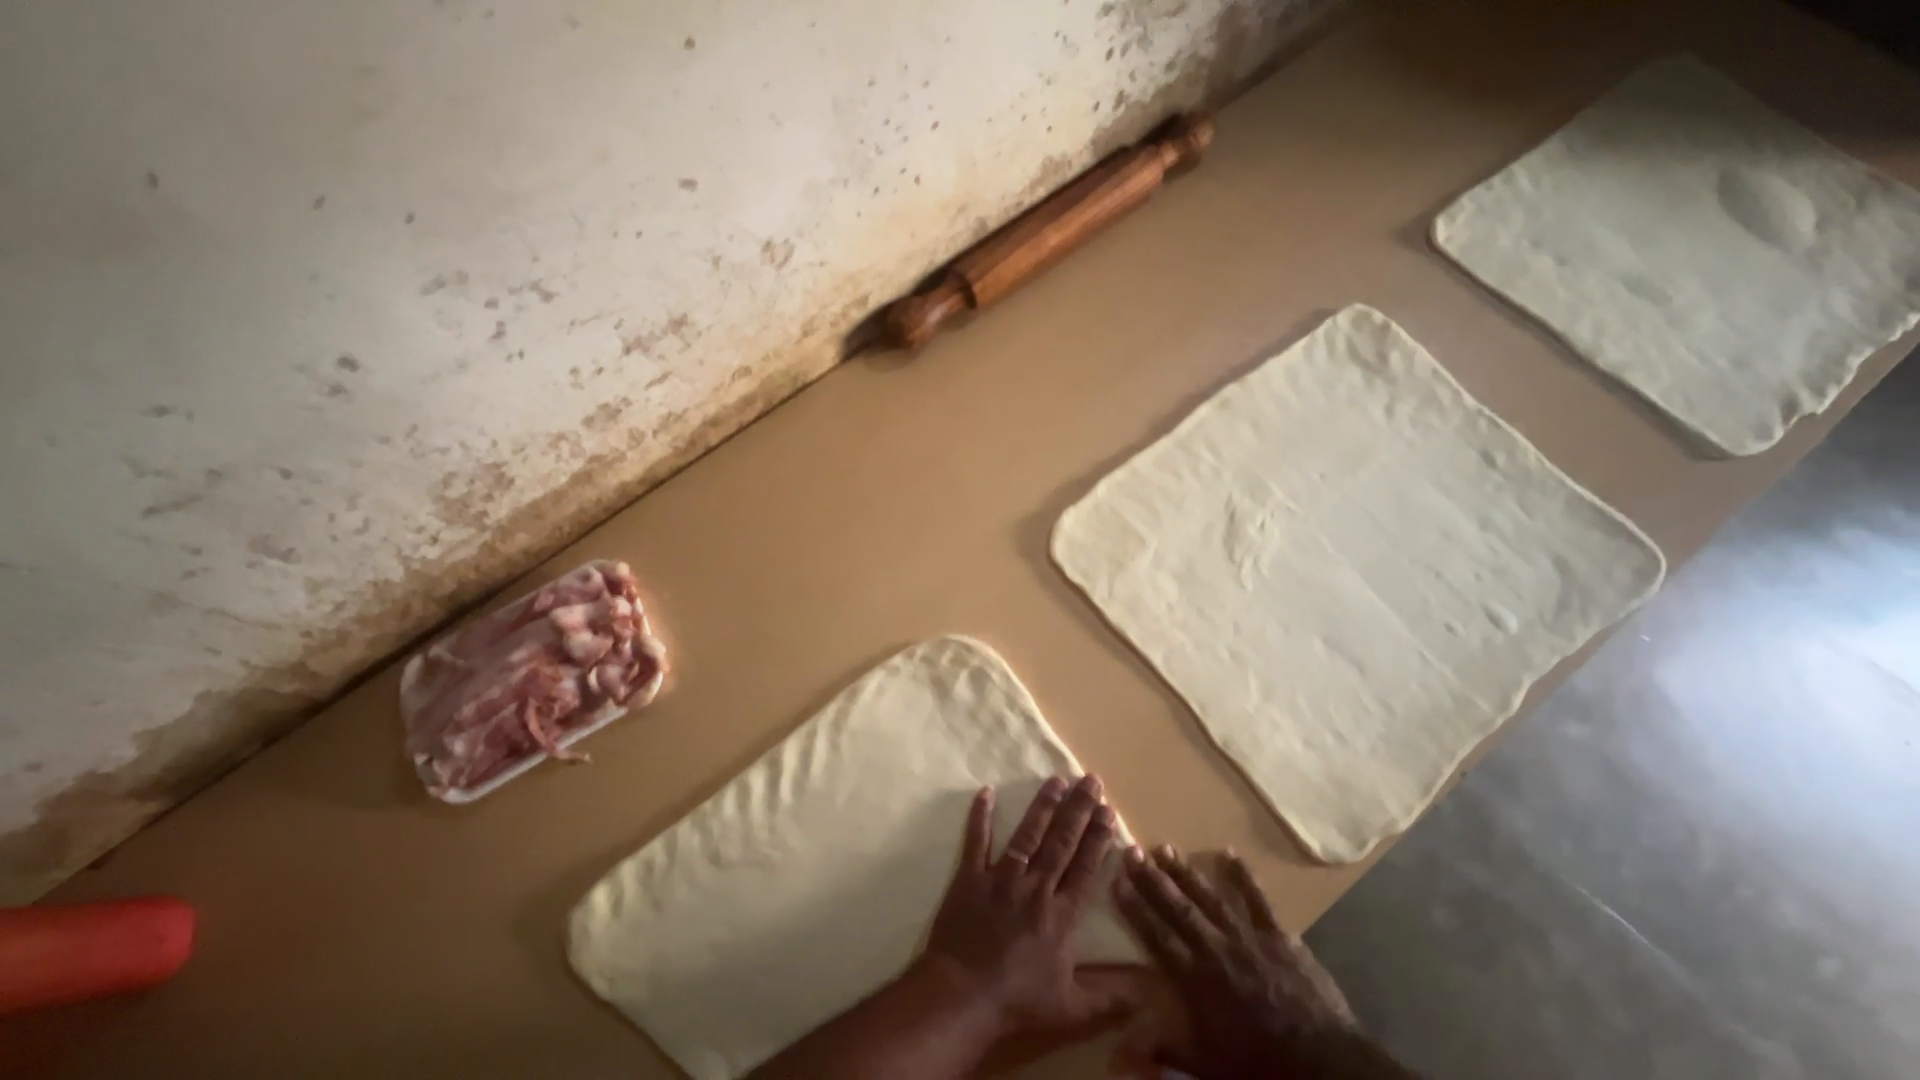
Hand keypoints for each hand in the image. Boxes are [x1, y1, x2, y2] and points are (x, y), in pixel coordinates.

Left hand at [921, 775, 1140, 1038]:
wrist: (963, 997)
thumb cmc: (1018, 1003)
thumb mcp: (1072, 1009)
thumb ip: (1111, 997)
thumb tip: (1150, 994)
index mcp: (1061, 915)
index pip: (1085, 868)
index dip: (1098, 838)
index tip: (1109, 811)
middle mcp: (1035, 888)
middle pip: (1061, 843)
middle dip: (1078, 810)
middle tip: (1090, 780)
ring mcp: (1000, 880)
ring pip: (1026, 836)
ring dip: (1042, 807)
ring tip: (1056, 780)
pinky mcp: (969, 879)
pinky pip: (975, 842)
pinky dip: (980, 817)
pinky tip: (985, 792)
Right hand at [1114, 845, 1365, 1078]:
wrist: (1320, 1060)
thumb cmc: (1257, 1061)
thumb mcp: (1205, 1061)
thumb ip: (1166, 1047)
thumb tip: (1123, 1048)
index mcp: (1196, 979)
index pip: (1157, 937)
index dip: (1135, 909)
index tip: (1116, 882)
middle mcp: (1216, 949)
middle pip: (1178, 909)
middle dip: (1153, 880)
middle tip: (1132, 852)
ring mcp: (1249, 938)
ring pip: (1211, 898)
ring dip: (1186, 873)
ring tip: (1165, 848)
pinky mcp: (1279, 936)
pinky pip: (1258, 900)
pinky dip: (1243, 877)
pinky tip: (1229, 854)